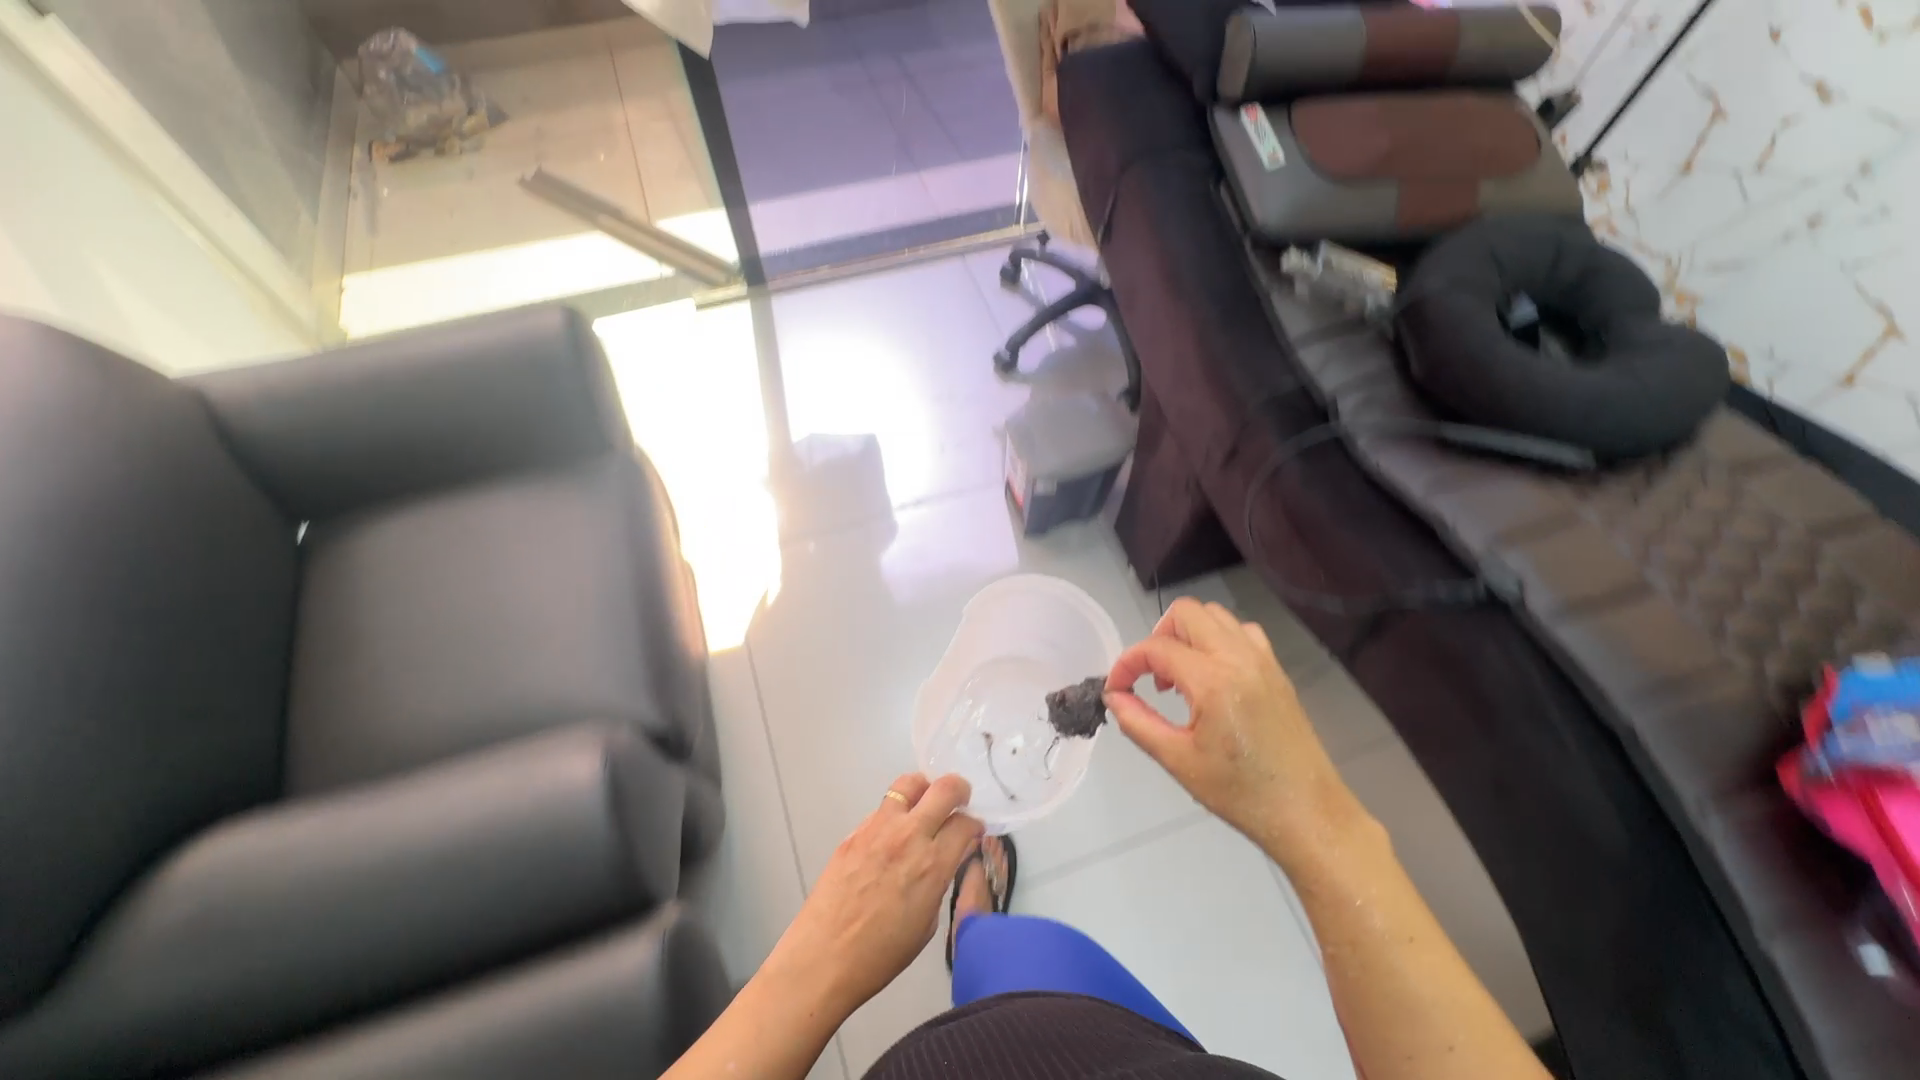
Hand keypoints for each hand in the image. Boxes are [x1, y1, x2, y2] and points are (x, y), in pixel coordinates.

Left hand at [765, 773, 982, 1014]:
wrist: (824, 956)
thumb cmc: (881, 954)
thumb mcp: (927, 923)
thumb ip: (939, 882)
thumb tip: (946, 861)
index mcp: (933, 864)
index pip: (965, 823)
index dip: (975, 826)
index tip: (973, 832)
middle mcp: (909, 836)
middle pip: (944, 789)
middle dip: (959, 791)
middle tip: (958, 803)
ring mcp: (878, 829)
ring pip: (909, 784)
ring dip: (924, 790)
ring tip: (924, 805)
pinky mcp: (854, 832)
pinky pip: (882, 808)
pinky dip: (895, 813)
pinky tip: (892, 836)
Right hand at [1104, 599, 1366, 863]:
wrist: (1307, 813)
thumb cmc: (1240, 793)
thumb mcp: (1178, 760)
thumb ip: (1138, 723)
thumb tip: (1114, 697)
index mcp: (1213, 680)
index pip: (1156, 648)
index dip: (1126, 664)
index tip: (1116, 690)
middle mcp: (1239, 657)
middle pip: (1186, 613)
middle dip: (1157, 637)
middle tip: (1151, 677)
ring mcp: (1263, 660)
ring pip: (1216, 616)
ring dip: (1188, 635)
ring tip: (1180, 677)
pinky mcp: (1277, 671)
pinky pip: (1242, 632)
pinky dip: (1218, 640)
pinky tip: (1213, 676)